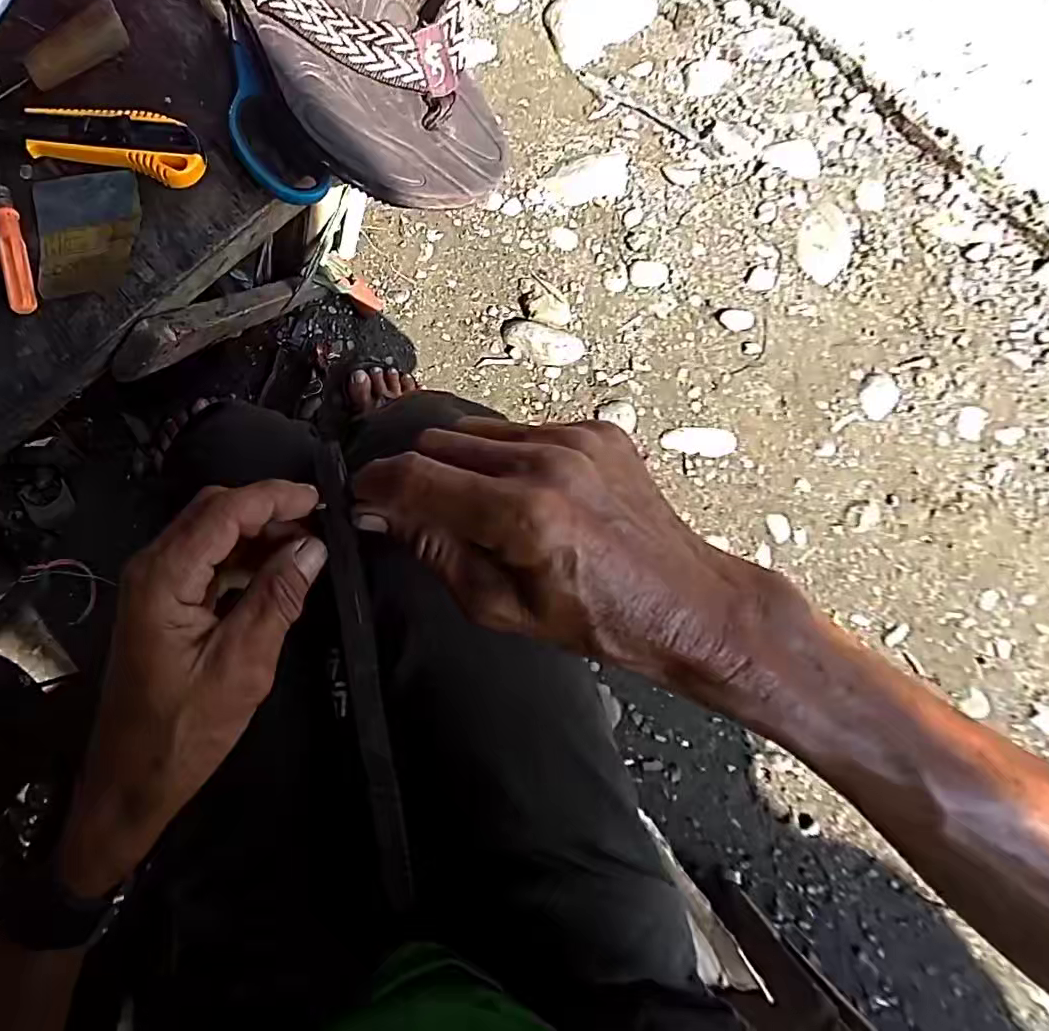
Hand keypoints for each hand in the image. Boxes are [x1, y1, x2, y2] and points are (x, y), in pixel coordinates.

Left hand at [58, 480, 328, 895]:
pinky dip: (241, 560)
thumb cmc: (182, 732)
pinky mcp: (161, 600)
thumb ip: (276, 599)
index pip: (222, 511)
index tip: (319, 499)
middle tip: (317, 528)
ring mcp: (152, 582)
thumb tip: (312, 548)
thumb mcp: (241, 666)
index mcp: (162, 576)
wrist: (131, 777)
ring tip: (304, 550)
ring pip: (209, 534)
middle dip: (265, 512)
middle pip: (211, 513)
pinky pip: (205, 563)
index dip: (272, 497)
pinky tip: (274, 573)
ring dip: (256, 535)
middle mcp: (151, 566)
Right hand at [352, 418, 798, 720]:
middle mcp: (546, 463)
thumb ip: (431, 550)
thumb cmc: (594, 619)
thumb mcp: (495, 605)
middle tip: (417, 511)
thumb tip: (377, 514)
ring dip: (454, 464)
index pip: (414, 477)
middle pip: (435, 443)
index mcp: (521, 516)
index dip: (374, 484)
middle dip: (413, 476)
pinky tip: (519, 490)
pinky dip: (497, 456)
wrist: (689, 603)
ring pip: (469, 431)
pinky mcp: (594, 429)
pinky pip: (513, 430)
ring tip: (475, 504)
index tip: (359, 496)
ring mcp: (574, 439)